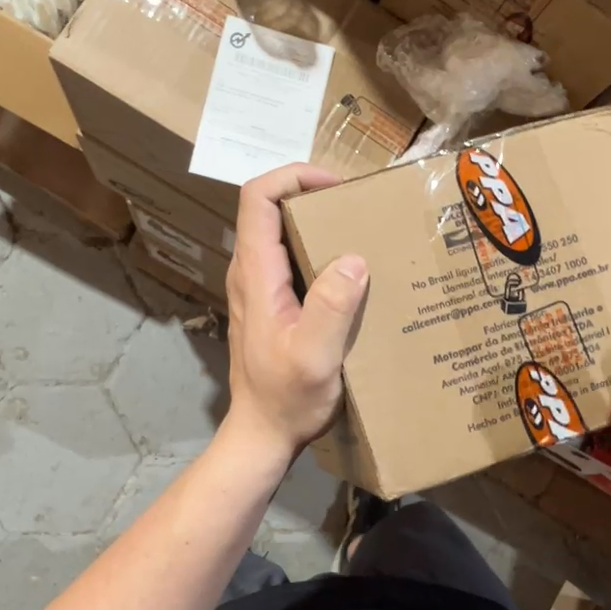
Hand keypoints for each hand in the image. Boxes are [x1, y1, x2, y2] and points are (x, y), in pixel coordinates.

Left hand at [221, 164, 368, 457]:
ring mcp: (257, 289)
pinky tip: (350, 273)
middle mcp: (249, 273)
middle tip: (358, 207)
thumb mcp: (316, 356)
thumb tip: (354, 258)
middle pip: (269, 209)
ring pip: (280, 234)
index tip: (336, 185)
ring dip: (317, 223)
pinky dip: (318, 251)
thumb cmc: (287, 399)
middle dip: (311, 195)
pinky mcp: (270, 305)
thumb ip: (331, 306)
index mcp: (256, 274)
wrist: (262, 433)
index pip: (257, 197)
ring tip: (361, 232)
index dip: (293, 176)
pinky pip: (290, 260)